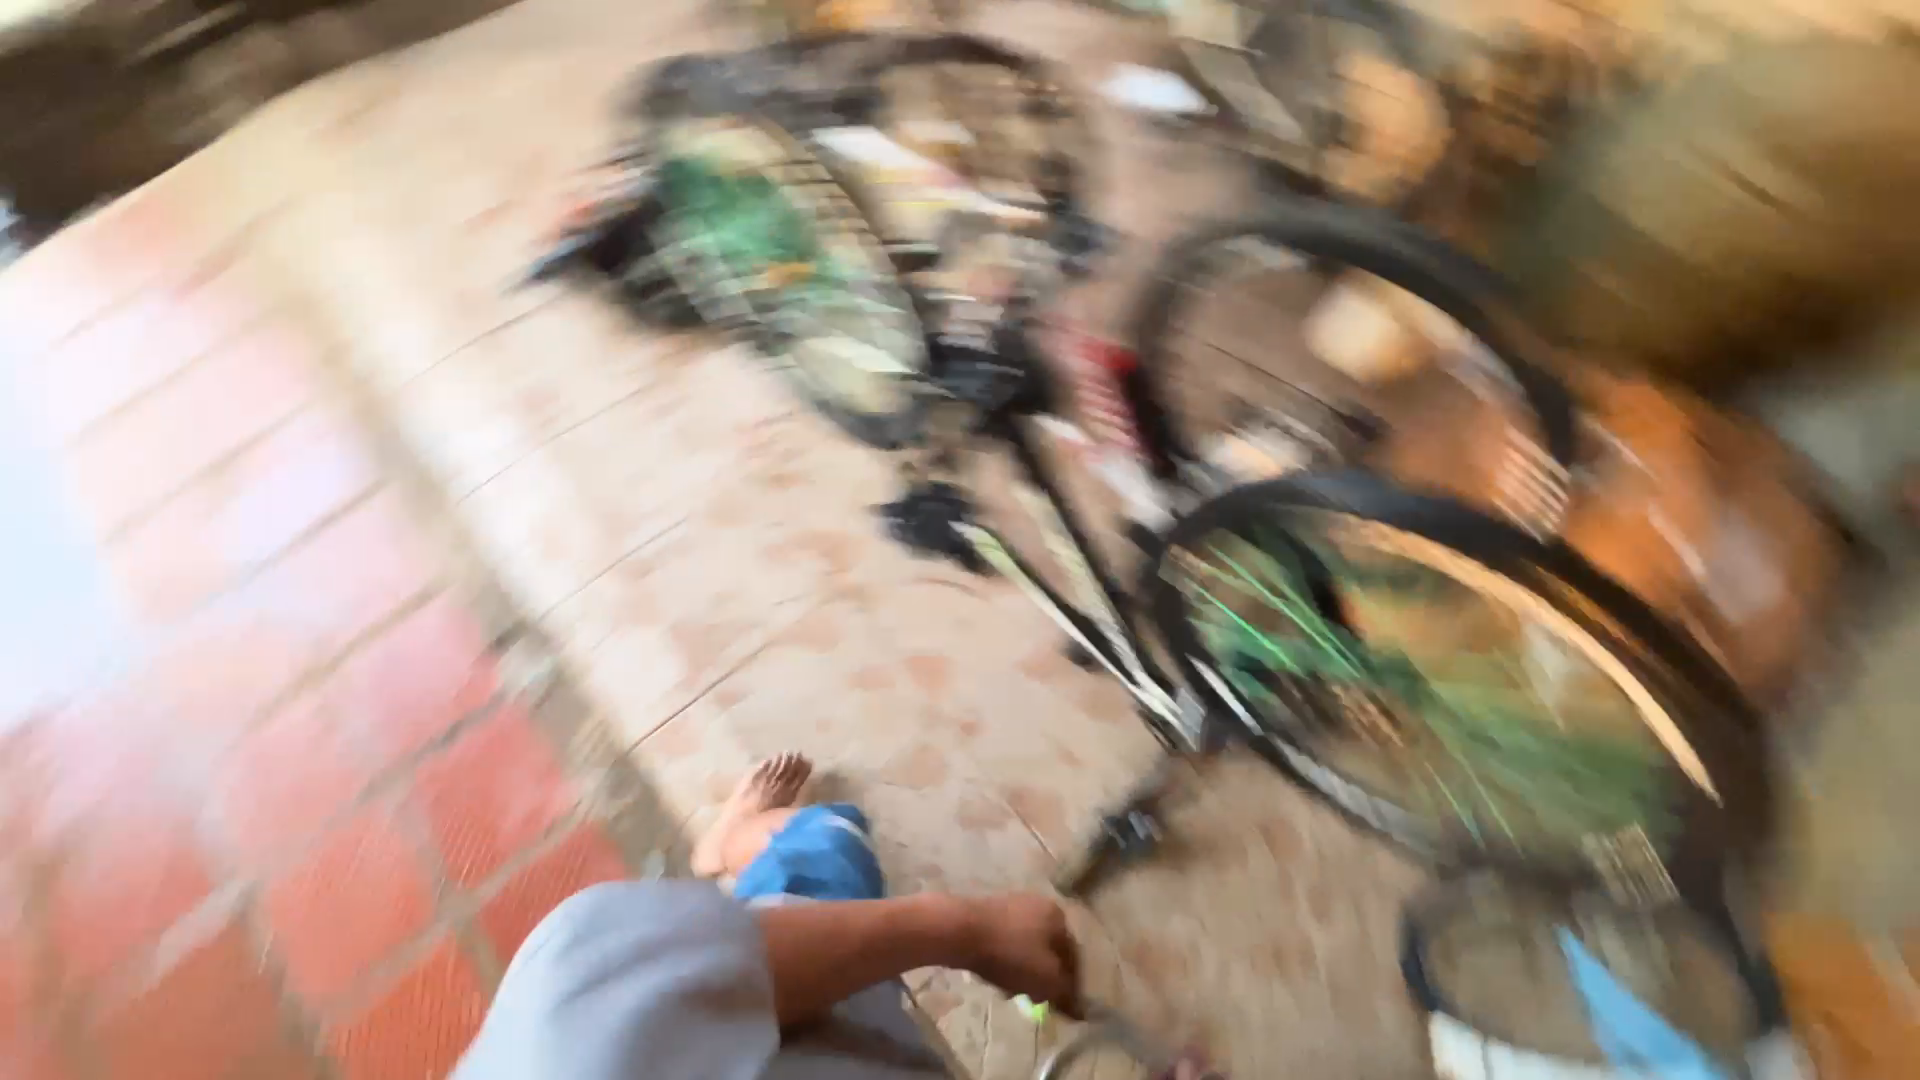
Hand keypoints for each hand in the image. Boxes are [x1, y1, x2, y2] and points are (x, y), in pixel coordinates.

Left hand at [959, 893, 1082, 1017]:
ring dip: (1023, 970)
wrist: (962, 930)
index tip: (1059, 1007)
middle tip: (1033, 999)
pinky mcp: (991, 911)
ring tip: (1010, 989)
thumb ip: (1067, 994)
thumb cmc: (1010, 953)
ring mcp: (1013, 904)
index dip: (1069, 985)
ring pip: (1027, 947)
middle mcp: (1039, 904)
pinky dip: (1006, 958)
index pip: (1073, 957)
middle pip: (1049, 951)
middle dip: (1043, 977)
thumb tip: (1080, 1009)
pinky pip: (1007, 941)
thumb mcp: (1046, 979)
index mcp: (1058, 915)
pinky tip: (995, 973)